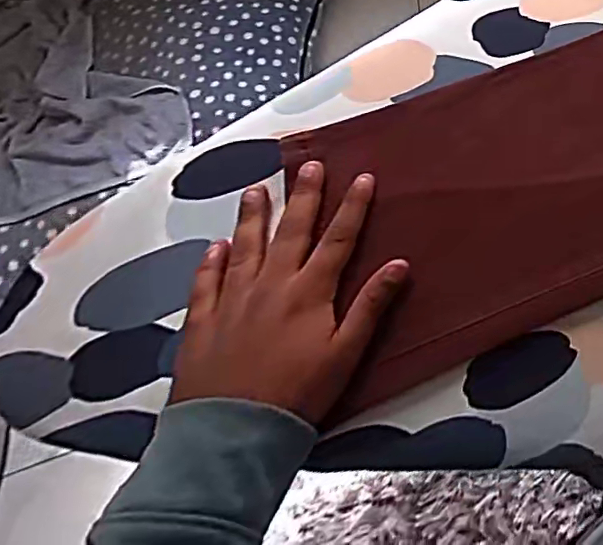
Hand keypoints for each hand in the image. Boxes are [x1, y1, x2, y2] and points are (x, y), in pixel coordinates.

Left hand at [168, 160, 409, 423]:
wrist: (229, 437)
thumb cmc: (298, 393)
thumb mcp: (346, 352)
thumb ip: (371, 304)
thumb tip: (399, 263)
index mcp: (309, 291)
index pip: (338, 238)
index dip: (353, 206)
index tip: (362, 177)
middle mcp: (272, 286)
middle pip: (291, 232)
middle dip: (304, 196)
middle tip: (308, 165)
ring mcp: (233, 302)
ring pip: (244, 248)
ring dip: (252, 217)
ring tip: (256, 190)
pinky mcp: (203, 324)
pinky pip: (206, 284)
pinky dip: (210, 263)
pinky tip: (215, 247)